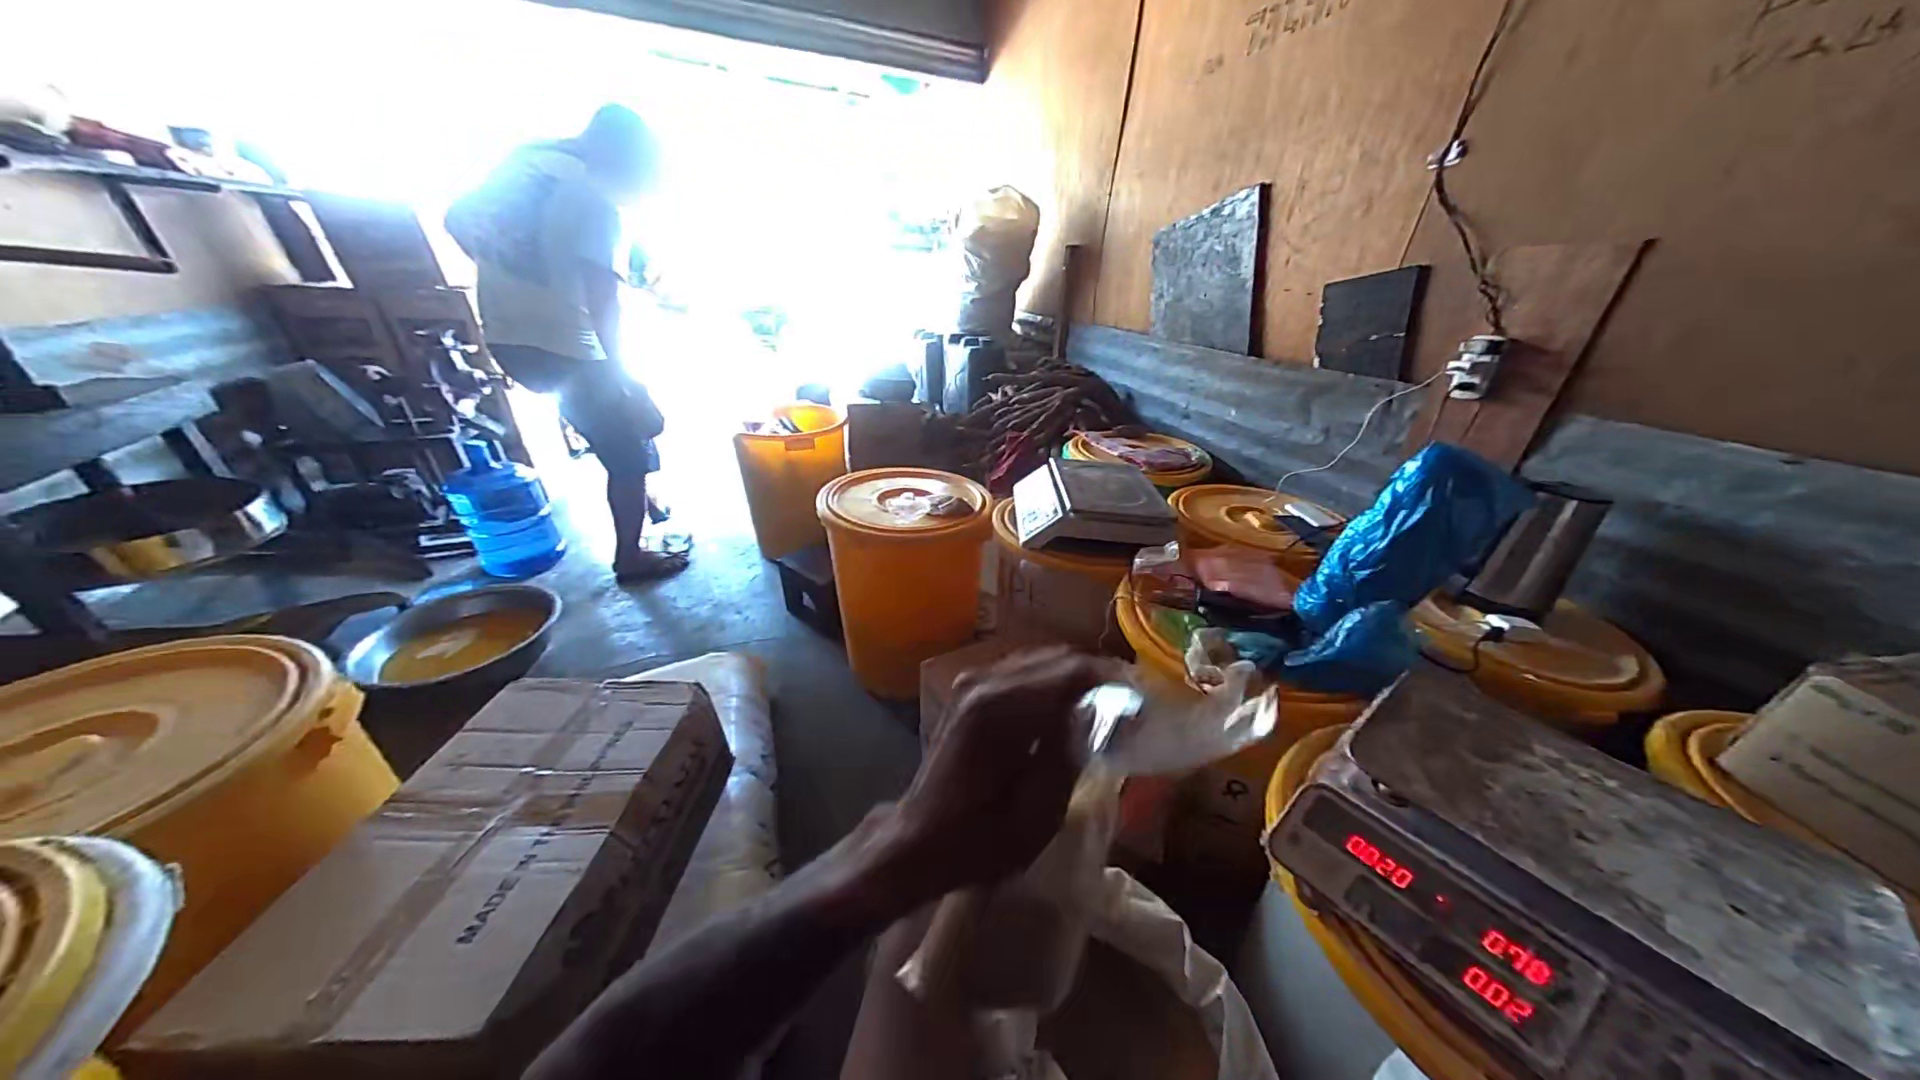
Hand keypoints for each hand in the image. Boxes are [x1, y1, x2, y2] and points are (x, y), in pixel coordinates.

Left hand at [879, 649, 1111, 900]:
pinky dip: (1050, 682)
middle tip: (1131, 705)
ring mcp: (972, 683)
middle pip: (1058, 657)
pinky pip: (1021, 671)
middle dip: (1098, 676)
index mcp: (1002, 708)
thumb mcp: (1039, 811)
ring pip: (1040, 660)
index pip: (1074, 671)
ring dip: (1075, 677)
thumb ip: (1072, 751)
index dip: (1115, 682)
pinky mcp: (968, 693)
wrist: (918, 841)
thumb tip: (1104, 711)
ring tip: (1107, 707)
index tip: (1144, 703)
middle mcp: (984, 683)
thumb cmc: (979, 841)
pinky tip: (1069, 709)